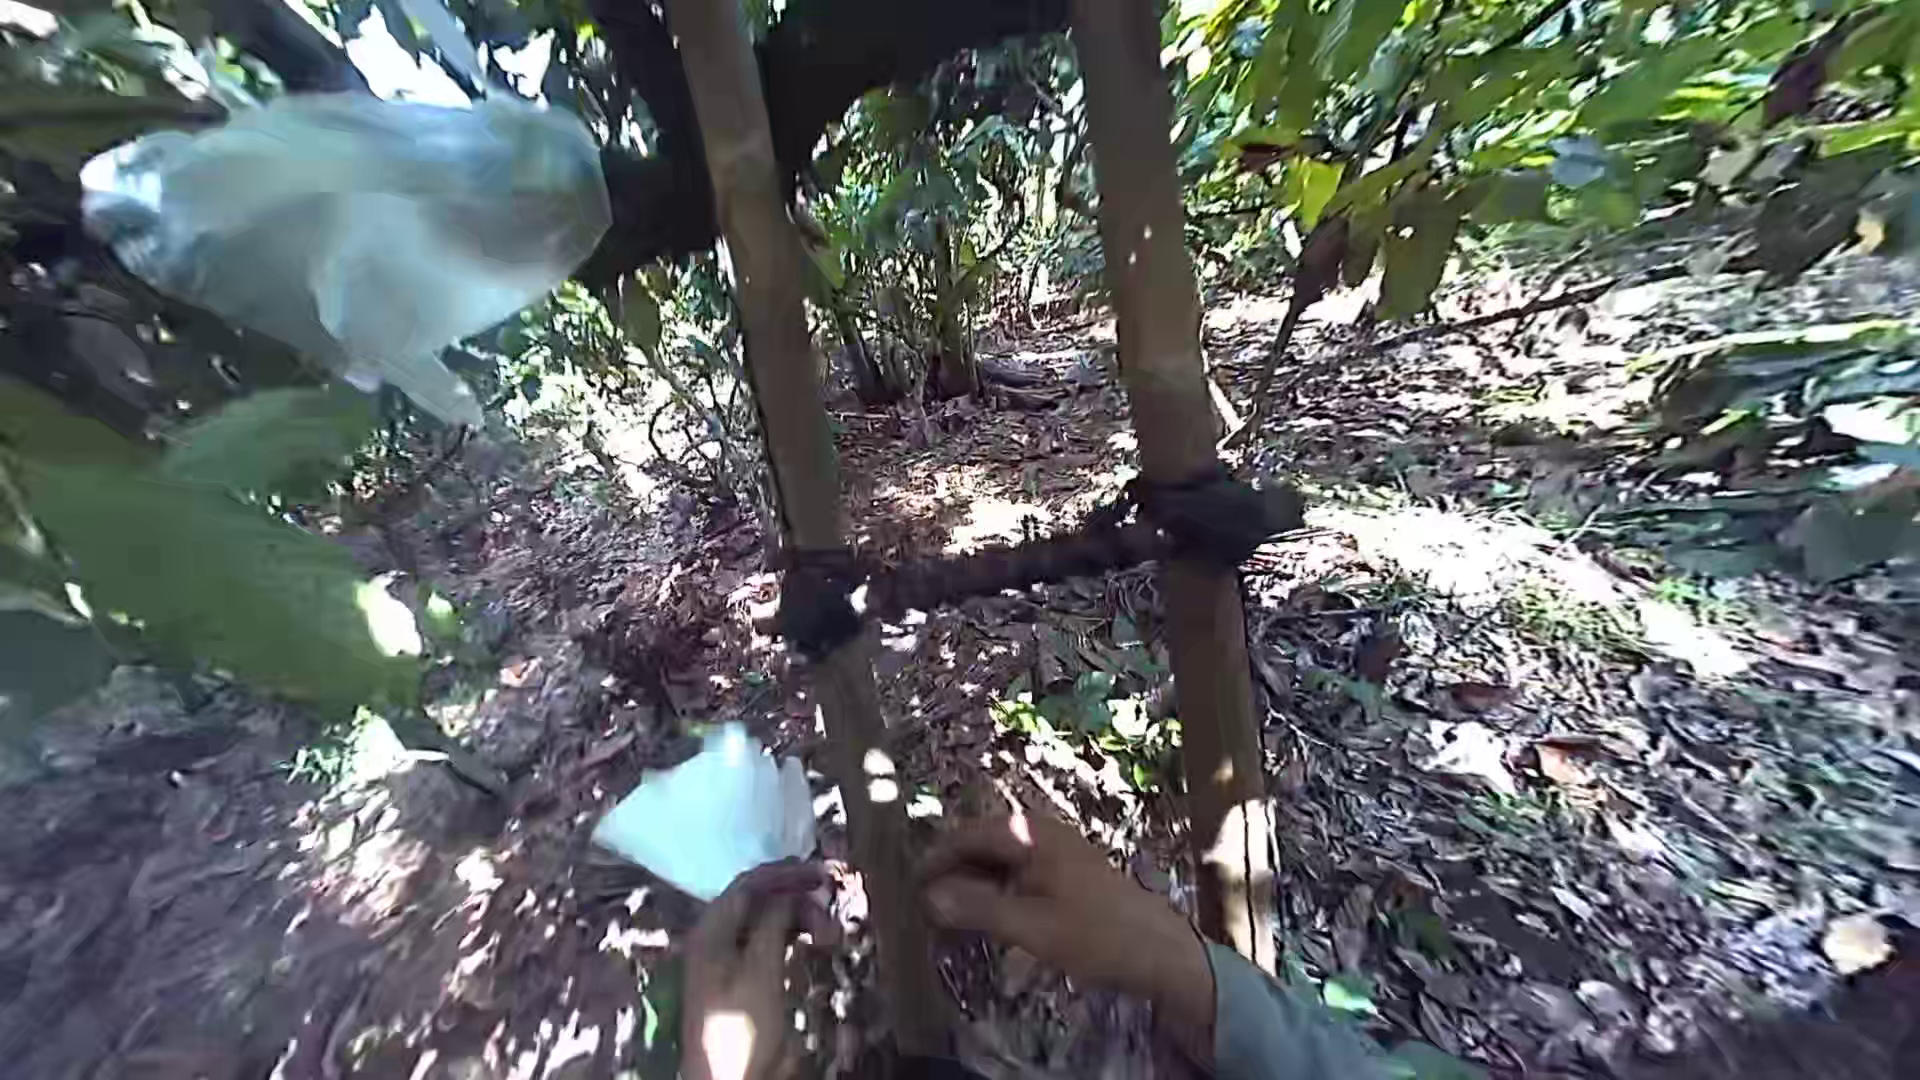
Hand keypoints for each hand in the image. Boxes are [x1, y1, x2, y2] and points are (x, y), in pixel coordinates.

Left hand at [681, 860, 832, 1079]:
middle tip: (829, 894)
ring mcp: (731, 956)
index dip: (785, 873)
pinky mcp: (746, 975)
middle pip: (760, 897)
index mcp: (712, 929)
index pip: (750, 883)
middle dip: (796, 892)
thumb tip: (790, 893)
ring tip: (829, 928)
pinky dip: (795, 932)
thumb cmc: (743, 1024)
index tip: (819, 873)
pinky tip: (817, 937)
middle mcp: (718, 935)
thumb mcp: (760, 966)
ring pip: (770, 917)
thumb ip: (773, 919)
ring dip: (801, 914)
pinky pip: (772, 938)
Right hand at [919, 810, 1215, 1051]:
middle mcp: (1038, 828)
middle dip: (953, 868)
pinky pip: (1016, 867)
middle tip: (928, 904)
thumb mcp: (1032, 925)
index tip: (912, 884)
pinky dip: (996, 886)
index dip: (938, 857)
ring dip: (974, 879)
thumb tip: (929, 896)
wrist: (1158, 947)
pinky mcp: (1061, 864)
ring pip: (998, 855)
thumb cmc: (1095, 933)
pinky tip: (989, 911)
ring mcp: (1052, 845)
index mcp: (1030, 832)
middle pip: (982, 841)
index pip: (969, 834)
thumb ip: (979, 908)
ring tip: (952, 911)